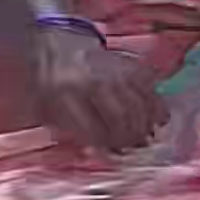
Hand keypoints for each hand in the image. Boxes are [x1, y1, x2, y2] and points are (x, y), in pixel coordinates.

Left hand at [31, 29, 163, 151]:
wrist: (62, 47)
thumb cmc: (47, 81)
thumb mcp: (40, 104)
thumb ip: (63, 125)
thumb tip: (92, 147)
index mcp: (63, 94)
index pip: (91, 125)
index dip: (104, 142)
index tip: (111, 152)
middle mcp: (95, 84)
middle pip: (122, 117)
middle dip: (130, 136)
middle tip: (135, 147)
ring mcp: (121, 76)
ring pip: (142, 107)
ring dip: (147, 126)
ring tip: (147, 137)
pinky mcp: (138, 71)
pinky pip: (155, 95)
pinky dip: (159, 110)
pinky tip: (159, 121)